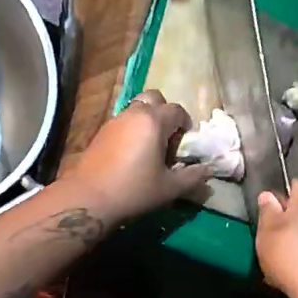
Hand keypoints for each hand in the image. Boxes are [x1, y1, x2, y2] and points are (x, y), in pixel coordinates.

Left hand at [67, 91, 215, 223]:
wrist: (89, 198)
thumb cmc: (134, 191)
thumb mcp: (170, 188)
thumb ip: (192, 177)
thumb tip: (208, 170)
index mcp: (154, 121)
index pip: (177, 110)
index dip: (185, 126)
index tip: (183, 146)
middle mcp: (134, 113)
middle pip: (154, 98)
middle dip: (164, 113)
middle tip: (166, 138)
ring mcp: (114, 121)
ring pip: (136, 108)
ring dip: (147, 120)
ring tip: (149, 148)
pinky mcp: (100, 132)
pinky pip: (122, 121)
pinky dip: (131, 129)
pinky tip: (131, 154)